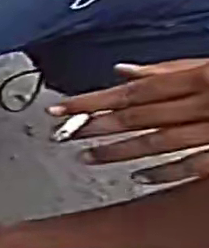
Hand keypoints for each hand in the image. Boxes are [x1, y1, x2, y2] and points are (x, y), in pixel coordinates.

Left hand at [49, 59, 208, 183]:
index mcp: (206, 77)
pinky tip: (139, 178)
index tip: (54, 110)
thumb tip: (122, 71)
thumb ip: (174, 69)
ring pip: (162, 141)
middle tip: (62, 136)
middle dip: (96, 127)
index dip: (90, 101)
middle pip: (141, 117)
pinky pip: (200, 163)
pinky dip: (167, 172)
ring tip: (86, 158)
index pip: (135, 91)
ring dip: (119, 151)